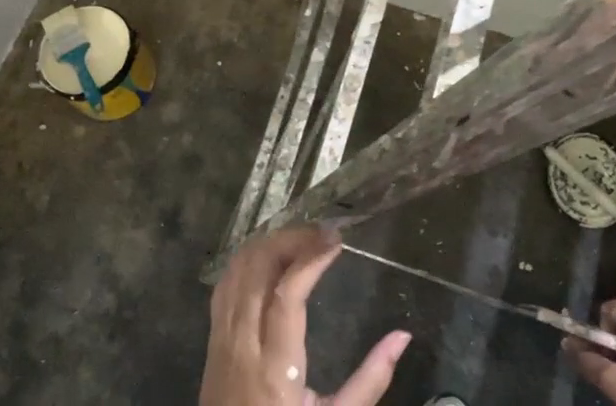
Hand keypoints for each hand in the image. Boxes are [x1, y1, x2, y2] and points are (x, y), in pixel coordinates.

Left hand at [202, 226, 411, 404]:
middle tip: (325, 234)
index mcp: (273, 368)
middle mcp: (241, 344)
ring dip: (270, 244)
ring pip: (237, 270)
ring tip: (304, 240)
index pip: (286, 295)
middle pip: (256, 269)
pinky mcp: (212, 340)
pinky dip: (248, 260)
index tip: (337, 241)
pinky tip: (272, 258)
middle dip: (291, 240)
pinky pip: (225, 284)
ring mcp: (221, 339)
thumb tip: (403, 336)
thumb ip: (369, 380)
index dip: (310, 259)